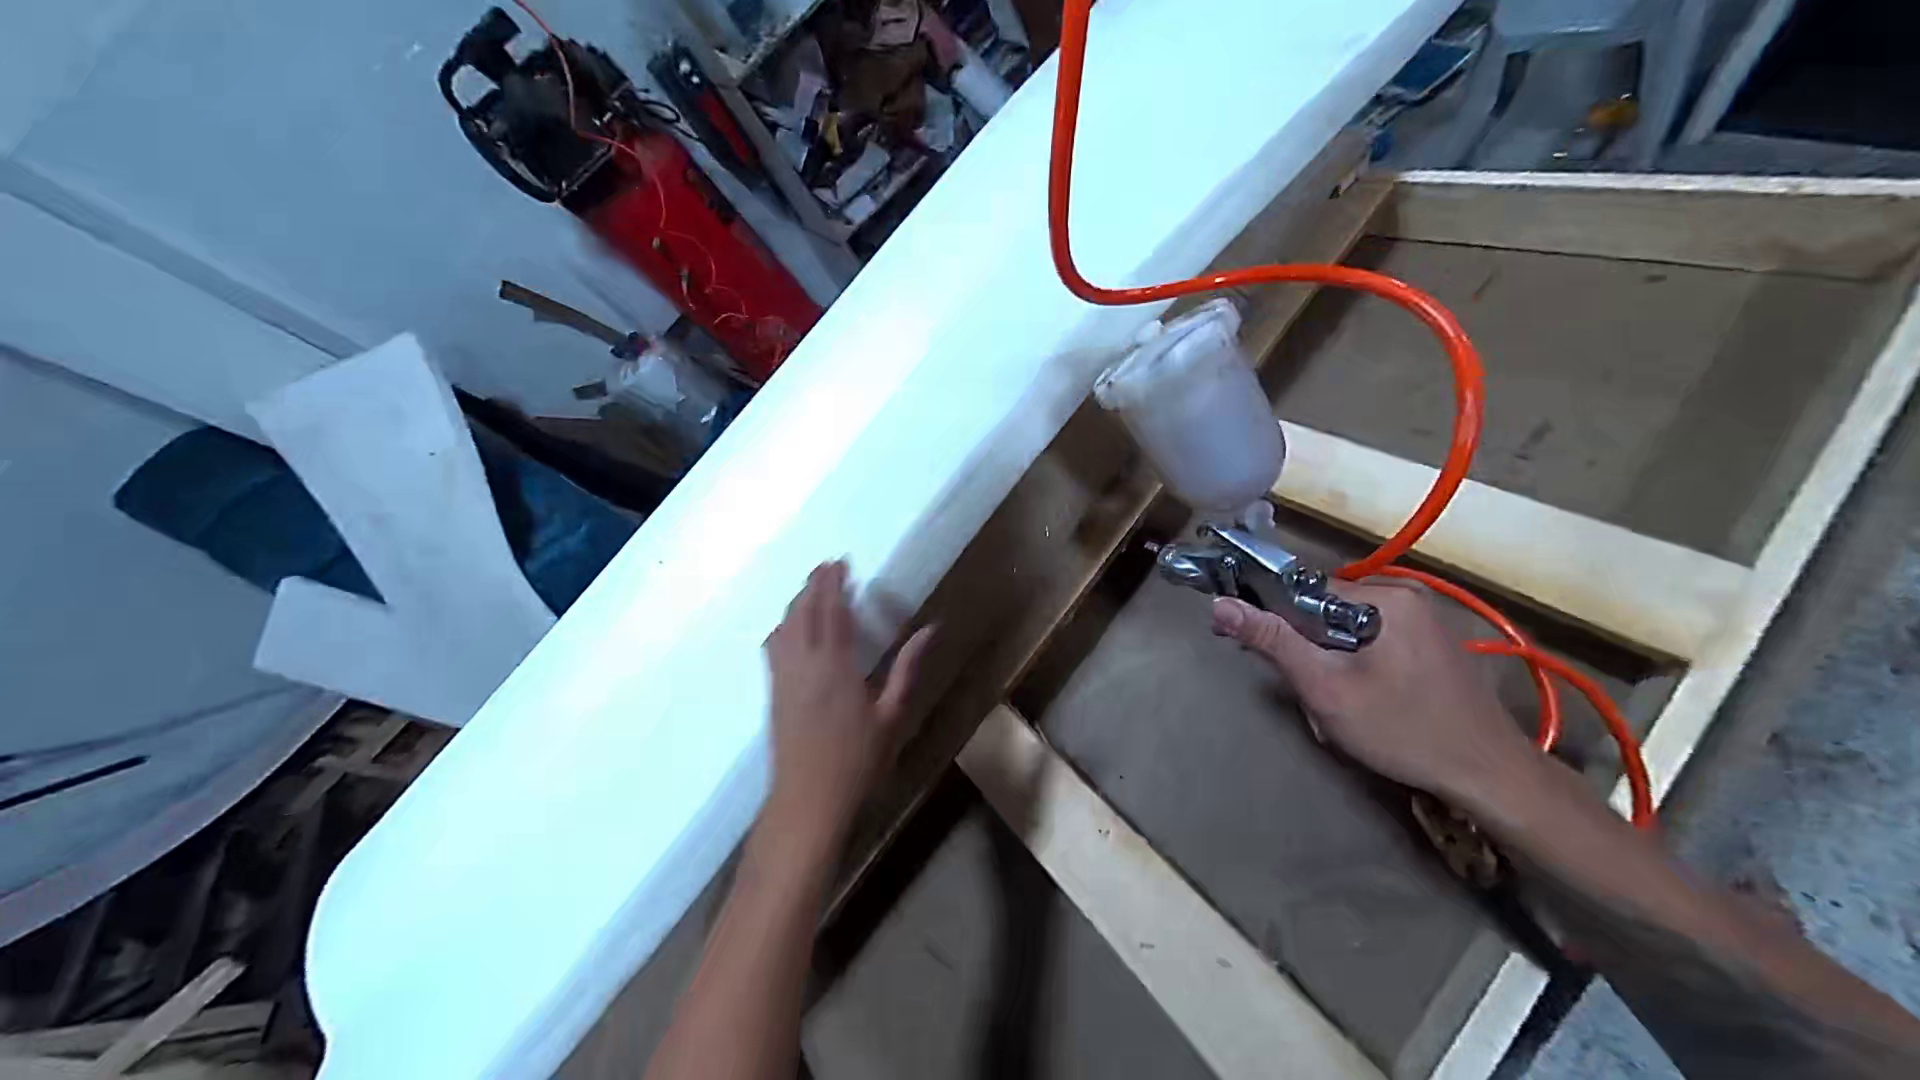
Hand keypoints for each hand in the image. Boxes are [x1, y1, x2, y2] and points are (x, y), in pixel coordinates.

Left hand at [762, 560, 933, 850]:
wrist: (808, 801)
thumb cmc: (858, 762)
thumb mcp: (893, 716)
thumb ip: (908, 669)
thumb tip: (931, 629)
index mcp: (836, 667)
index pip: (832, 612)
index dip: (834, 584)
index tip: (841, 563)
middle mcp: (804, 664)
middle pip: (803, 612)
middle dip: (813, 585)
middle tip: (827, 566)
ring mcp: (784, 678)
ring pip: (784, 626)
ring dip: (796, 602)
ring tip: (811, 589)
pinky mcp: (774, 692)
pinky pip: (774, 646)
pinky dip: (783, 626)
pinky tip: (790, 628)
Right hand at [1210, 582, 1537, 803]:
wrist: (1489, 775)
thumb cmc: (1402, 729)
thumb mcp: (1326, 687)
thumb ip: (1272, 641)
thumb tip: (1219, 605)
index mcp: (1384, 595)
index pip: (1305, 594)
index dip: (1280, 626)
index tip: (1275, 661)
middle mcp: (1407, 594)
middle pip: (1326, 612)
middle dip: (1311, 652)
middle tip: (1318, 696)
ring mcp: (1424, 617)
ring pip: (1347, 628)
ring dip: (1332, 663)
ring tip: (1341, 704)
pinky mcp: (1431, 640)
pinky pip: (1373, 639)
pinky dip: (1357, 665)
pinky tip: (1365, 700)